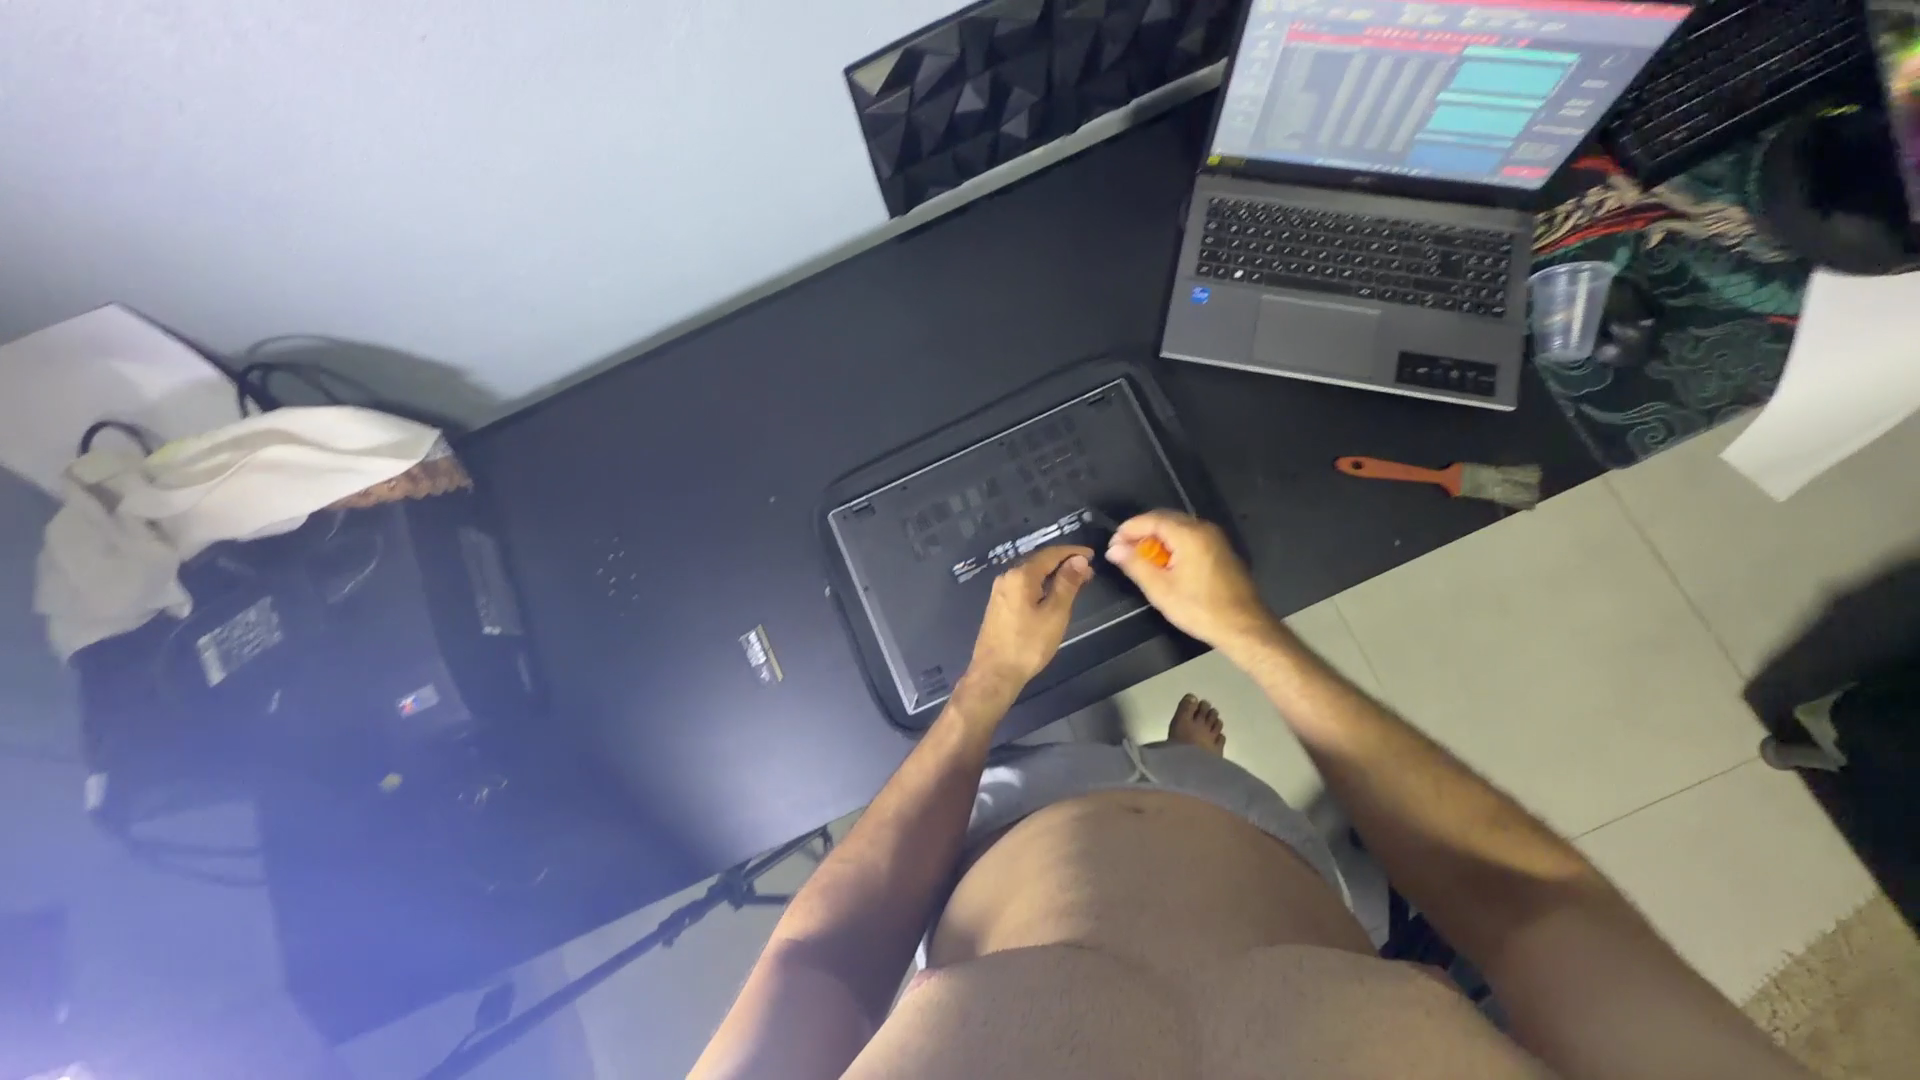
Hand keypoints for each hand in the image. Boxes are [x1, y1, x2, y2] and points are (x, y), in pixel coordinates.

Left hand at [964, 545, 1095, 700]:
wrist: (994, 673)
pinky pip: (1023, 586)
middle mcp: (1007, 577)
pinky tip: (1051, 595)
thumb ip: (1067, 584)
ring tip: (1074, 583)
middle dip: (1064, 563)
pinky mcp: (998, 605)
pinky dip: (1040, 585)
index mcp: (1021, 575)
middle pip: (1039, 562)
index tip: (1092, 555)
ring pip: (1030, 575)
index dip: (1073, 552)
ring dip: (1052, 575)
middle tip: (1087, 572)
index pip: (1050, 554)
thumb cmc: (1028, 644)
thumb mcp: (1055, 614)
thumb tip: (1078, 559)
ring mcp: (1000, 591)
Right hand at [1105, 511, 1276, 648]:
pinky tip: (1165, 564)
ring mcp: (1216, 539)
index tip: (1113, 544)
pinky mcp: (1221, 551)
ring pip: (1179, 528)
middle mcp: (1204, 529)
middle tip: (1123, 550)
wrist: (1244, 626)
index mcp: (1189, 534)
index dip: (1129, 529)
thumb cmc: (1200, 609)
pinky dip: (1173, 545)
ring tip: (1140, 558)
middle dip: (1142, 532)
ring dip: (1157, 539)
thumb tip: (1113, 549)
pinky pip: (1191, 538)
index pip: (1152, 519)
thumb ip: (1135, 564)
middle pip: (1166, 519)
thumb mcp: (1160, 589)